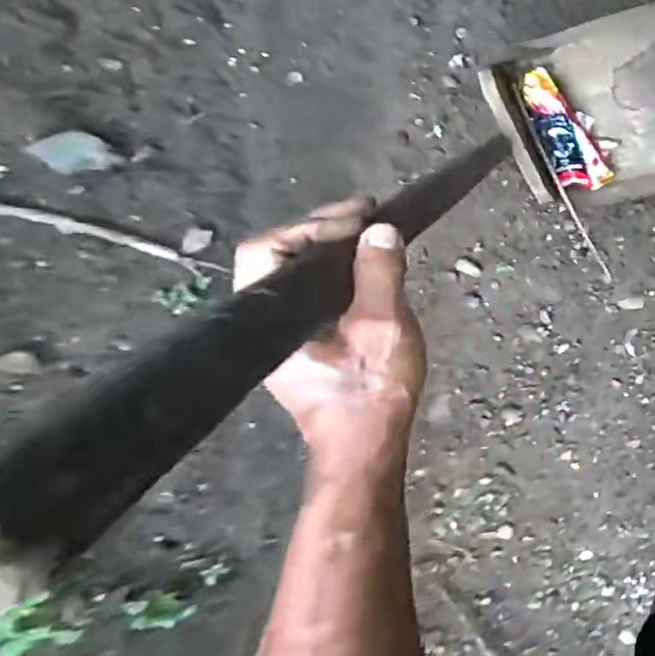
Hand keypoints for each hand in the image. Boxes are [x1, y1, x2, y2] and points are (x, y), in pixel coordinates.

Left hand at [234, 197, 426, 481]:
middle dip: (325, 228)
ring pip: (299, 272)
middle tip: (371, 213)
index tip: (364, 218)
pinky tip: (371, 264)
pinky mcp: (309, 339)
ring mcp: (288, 330)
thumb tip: (382, 230)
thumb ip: (380, 275)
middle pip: (282, 255)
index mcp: (274, 315)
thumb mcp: (384, 326)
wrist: (369, 442)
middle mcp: (270, 319)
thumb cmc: (373, 388)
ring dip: (335, 248)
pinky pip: (317, 290)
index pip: (273, 249)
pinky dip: (342, 269)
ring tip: (375, 231)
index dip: (316, 225)